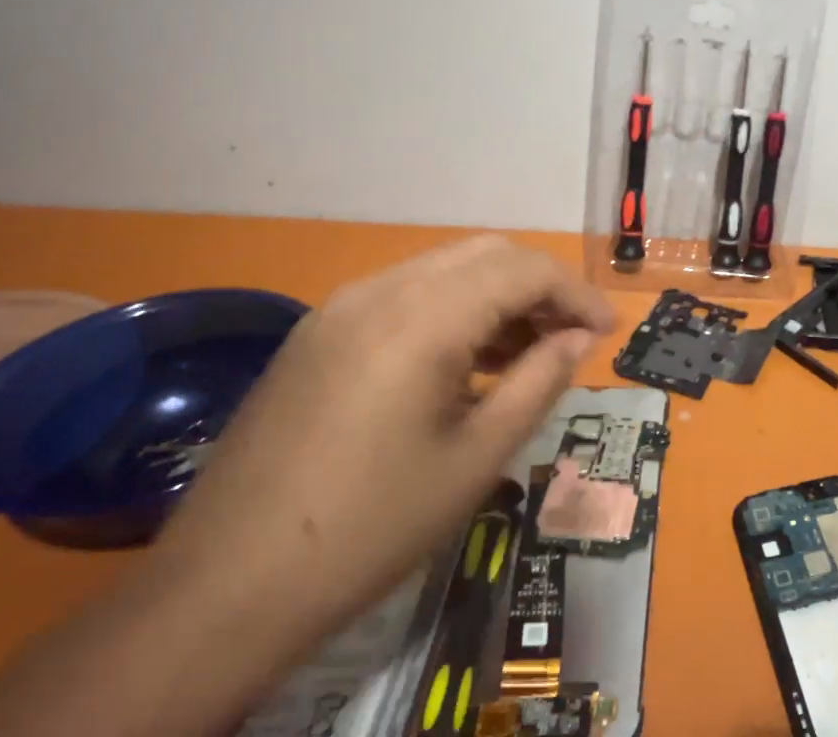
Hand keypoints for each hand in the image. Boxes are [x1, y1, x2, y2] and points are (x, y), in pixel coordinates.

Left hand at [149, 234, 615, 631]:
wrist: (229, 584)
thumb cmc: (374, 525)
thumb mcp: (478, 456)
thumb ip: (540, 381)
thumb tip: (579, 338)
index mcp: (422, 319)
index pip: (524, 269)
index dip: (577, 294)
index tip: (608, 334)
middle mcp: (378, 292)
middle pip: (485, 254)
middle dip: (540, 286)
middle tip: (572, 339)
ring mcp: (338, 310)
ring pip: (443, 270)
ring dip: (497, 297)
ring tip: (528, 355)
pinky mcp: (315, 336)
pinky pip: (403, 297)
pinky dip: (452, 312)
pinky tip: (466, 366)